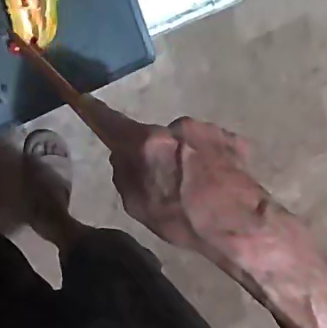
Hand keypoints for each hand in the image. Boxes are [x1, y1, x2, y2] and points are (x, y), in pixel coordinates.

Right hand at [110, 117, 279, 260]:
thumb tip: (121, 157)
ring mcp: (208, 130)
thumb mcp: (138, 206)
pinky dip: (209, 163)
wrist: (240, 226)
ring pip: (185, 142)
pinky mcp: (234, 140)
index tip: (86, 102)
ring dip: (185, 159)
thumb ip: (125, 175)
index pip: (114, 122)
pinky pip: (211, 149)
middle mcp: (177, 126)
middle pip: (156, 136)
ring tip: (196, 191)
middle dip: (157, 154)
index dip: (97, 113)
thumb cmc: (183, 219)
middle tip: (165, 183)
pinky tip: (216, 187)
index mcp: (147, 142)